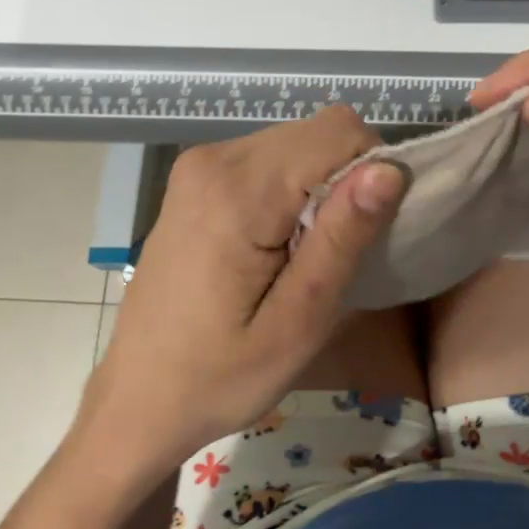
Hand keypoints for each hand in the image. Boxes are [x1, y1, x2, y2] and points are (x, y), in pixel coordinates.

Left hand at [81, 107, 406, 464]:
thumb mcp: (297, 324)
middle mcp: (214, 159)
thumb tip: (389, 168)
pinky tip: (277, 244)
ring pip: (296, 141)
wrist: (139, 396)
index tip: (368, 234)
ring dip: (318, 185)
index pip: (339, 132)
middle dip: (346, 180)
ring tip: (304, 255)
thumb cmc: (220, 376)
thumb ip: (341, 239)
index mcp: (239, 193)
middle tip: (333, 254)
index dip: (373, 171)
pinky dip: (290, 188)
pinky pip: (268, 157)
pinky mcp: (195, 176)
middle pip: (318, 132)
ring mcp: (199, 164)